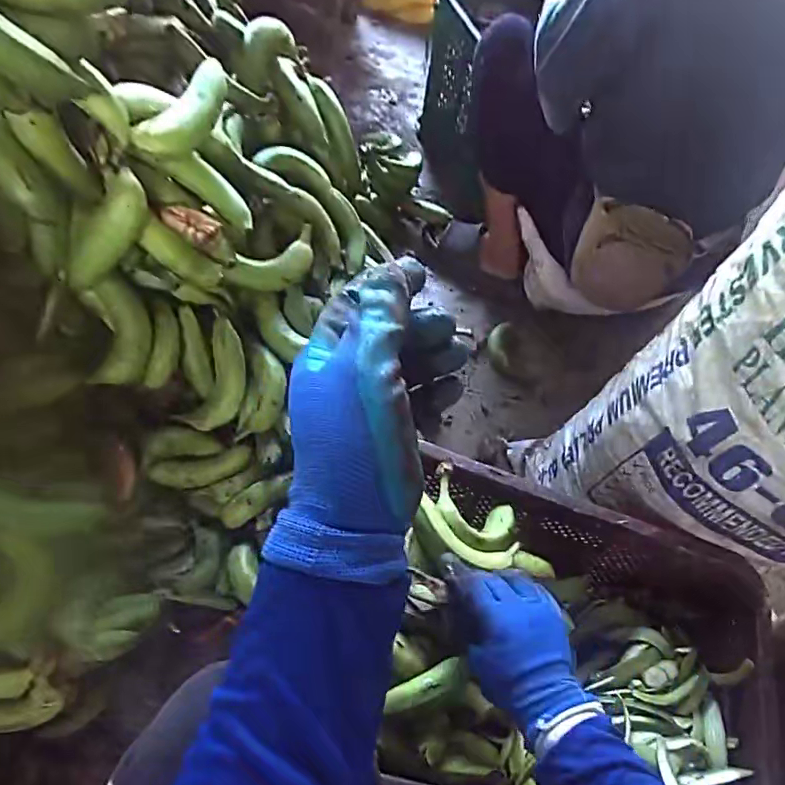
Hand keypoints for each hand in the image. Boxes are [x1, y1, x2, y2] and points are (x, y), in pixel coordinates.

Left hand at [261, 258, 425, 584]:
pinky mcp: (393, 429)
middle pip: (386, 332)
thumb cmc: (357, 438)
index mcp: (326, 355)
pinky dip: (435, 390)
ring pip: (407, 364)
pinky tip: (451, 391)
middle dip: (418, 326)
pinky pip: (417, 397)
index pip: (354, 304)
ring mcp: (370, 404)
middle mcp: (345, 375)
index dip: (386, 285)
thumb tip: (394, 269)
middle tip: (448, 329)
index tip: (422, 273)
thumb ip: (380, 318)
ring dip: (434, 356)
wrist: (358, 515)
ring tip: (458, 357)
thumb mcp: (366, 370)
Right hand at [444, 558, 592, 731]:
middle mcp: (519, 603)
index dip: (458, 572)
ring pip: (518, 578)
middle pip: (494, 578)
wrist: (547, 697)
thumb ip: (468, 627)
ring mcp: (540, 604)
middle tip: (466, 579)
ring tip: (492, 584)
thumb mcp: (476, 658)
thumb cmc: (506, 684)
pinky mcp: (555, 611)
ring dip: (501, 578)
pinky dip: (522, 587)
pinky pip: (536, 588)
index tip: (446, 562)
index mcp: (496, 616)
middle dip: (478, 577)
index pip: (474, 584)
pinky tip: (516, 592)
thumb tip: (460, 608)